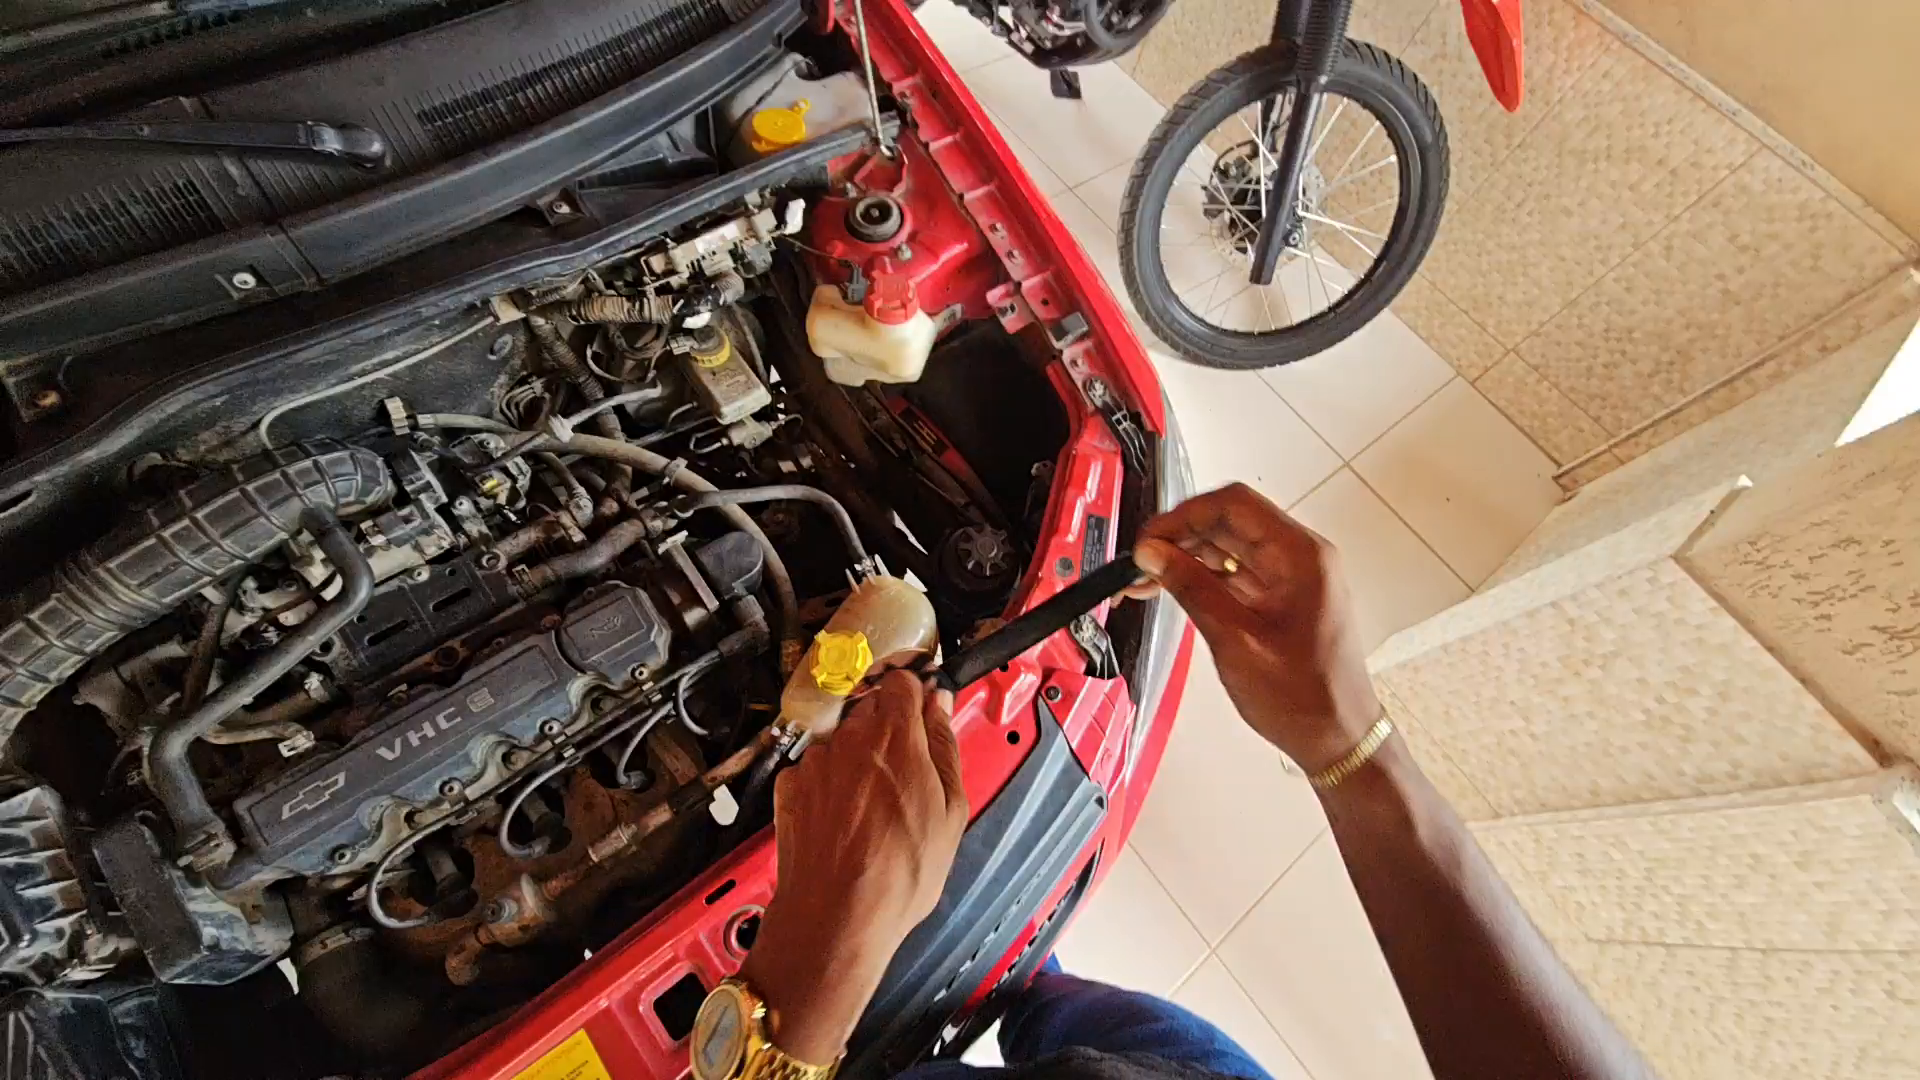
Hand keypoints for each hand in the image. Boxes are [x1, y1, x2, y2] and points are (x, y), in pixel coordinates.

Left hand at [739, 670, 967, 1064]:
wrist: (834, 918)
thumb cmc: (899, 873)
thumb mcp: (951, 811)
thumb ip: (945, 746)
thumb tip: (941, 706)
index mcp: (897, 736)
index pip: (901, 681)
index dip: (914, 695)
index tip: (922, 714)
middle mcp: (851, 738)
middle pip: (871, 708)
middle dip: (888, 730)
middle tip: (903, 771)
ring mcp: (816, 760)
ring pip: (842, 739)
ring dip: (856, 757)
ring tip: (870, 806)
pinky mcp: (790, 785)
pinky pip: (814, 767)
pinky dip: (827, 783)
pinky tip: (840, 818)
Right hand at [1130, 483, 1381, 774]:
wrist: (1336, 738)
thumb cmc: (1303, 698)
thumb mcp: (1234, 640)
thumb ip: (1191, 588)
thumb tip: (1153, 553)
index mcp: (1301, 557)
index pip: (1233, 505)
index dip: (1183, 516)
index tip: (1150, 540)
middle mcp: (1299, 557)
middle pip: (1227, 521)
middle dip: (1178, 537)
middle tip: (1141, 561)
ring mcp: (1290, 576)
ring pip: (1226, 545)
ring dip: (1184, 557)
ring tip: (1146, 579)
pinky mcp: (1279, 595)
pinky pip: (1233, 570)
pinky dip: (1199, 576)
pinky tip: (1170, 589)